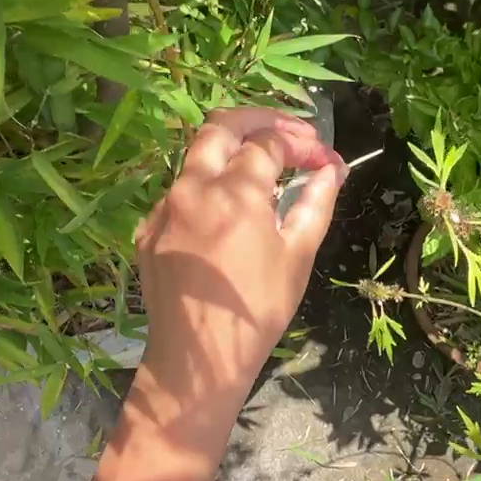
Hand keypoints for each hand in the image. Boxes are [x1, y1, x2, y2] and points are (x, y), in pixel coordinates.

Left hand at [134, 107, 344, 409]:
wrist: (198, 359)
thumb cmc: (259, 310)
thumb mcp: (298, 256)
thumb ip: (316, 203)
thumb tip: (332, 169)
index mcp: (234, 192)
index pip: (270, 143)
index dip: (303, 144)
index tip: (325, 160)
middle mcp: (192, 187)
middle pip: (222, 126)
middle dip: (261, 120)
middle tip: (292, 133)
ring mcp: (164, 207)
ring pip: (197, 157)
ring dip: (233, 151)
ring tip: (265, 169)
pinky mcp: (148, 230)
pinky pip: (180, 192)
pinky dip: (208, 186)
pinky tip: (228, 211)